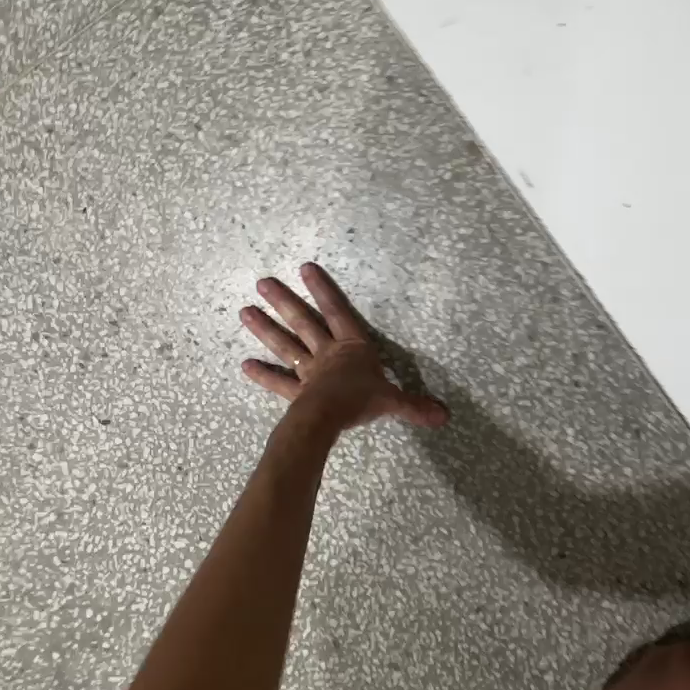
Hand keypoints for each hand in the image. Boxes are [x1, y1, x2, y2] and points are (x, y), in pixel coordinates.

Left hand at [239, 262, 448, 432]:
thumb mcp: (392, 400)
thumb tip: (445, 416)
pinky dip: (262, 374)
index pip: (337, 312)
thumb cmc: (359, 402)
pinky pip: (277, 382)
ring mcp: (308, 372)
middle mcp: (327, 353)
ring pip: (285, 345)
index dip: (322, 290)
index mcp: (351, 347)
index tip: (305, 268)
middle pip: (303, 323)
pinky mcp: (296, 393)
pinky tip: (244, 365)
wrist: (326, 421)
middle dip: (284, 302)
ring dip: (265, 329)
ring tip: (244, 311)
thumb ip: (415, 405)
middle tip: (262, 282)